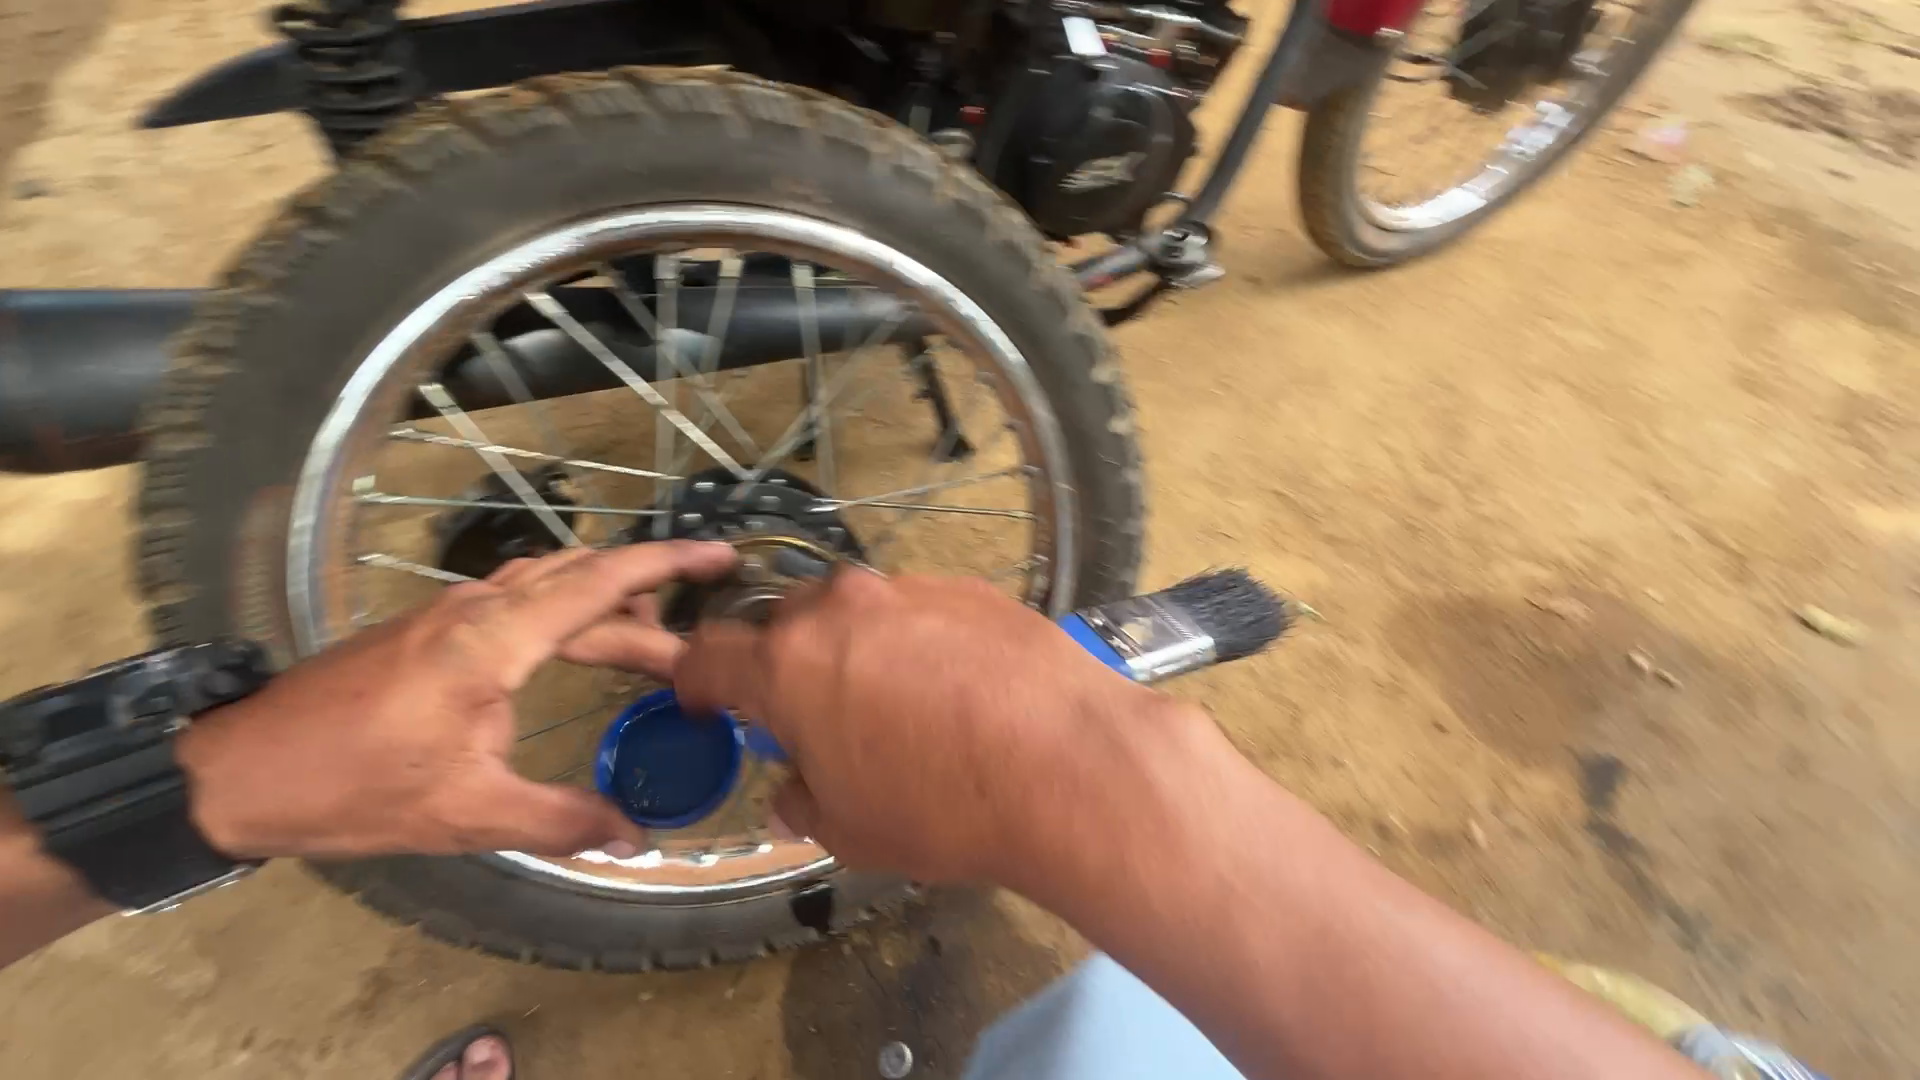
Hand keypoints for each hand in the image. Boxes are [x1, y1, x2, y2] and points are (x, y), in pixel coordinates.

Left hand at [175, 541, 736, 859]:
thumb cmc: (353, 788)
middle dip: (656, 598)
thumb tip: (635, 837)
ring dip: (613, 598)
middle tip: (702, 639)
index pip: (601, 580)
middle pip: (589, 578)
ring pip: (557, 579)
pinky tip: (584, 641)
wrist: (234, 773)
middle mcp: (484, 606)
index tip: (722, 555)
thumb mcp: (467, 815)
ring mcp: (457, 609)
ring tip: (658, 637)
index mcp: (498, 638)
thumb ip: (562, 819)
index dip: (669, 562)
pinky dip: (576, 606)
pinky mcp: (440, 624)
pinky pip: (529, 594)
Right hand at [673, 569, 1209, 889]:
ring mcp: (910, 589)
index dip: (698, 680)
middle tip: (819, 714)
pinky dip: (917, 640)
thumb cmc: (944, 807)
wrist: (1071, 762)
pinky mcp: (969, 587)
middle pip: (787, 625)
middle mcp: (843, 607)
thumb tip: (797, 782)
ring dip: (856, 648)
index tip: (709, 701)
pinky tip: (958, 685)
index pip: (709, 656)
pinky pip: (918, 610)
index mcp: (790, 662)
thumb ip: (803, 796)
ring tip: (899, 701)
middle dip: (788, 665)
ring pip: (856, 612)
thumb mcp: (849, 829)